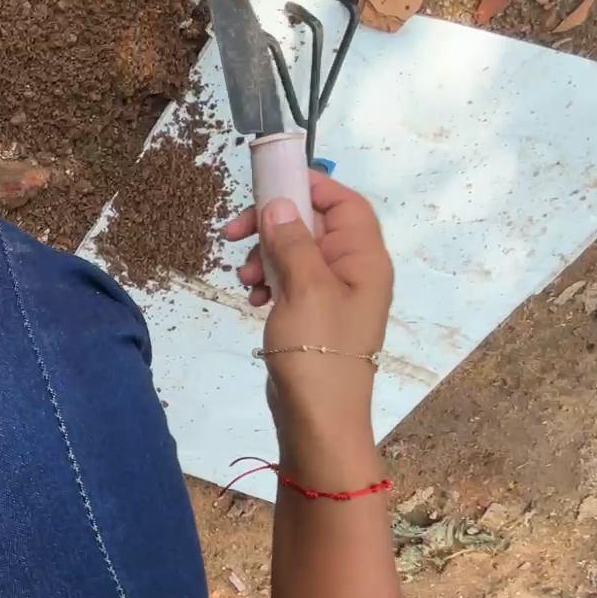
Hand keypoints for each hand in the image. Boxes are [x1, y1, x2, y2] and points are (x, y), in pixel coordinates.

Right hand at [220, 171, 393, 437]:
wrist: (317, 412)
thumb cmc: (317, 349)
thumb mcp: (304, 289)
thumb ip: (292, 242)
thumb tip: (280, 204)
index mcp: (363, 259)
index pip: (343, 203)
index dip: (310, 186)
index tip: (267, 185)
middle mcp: (351, 270)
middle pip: (311, 225)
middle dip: (271, 225)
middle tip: (233, 233)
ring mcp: (330, 292)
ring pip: (292, 251)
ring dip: (263, 255)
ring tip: (245, 278)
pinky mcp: (310, 312)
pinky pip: (286, 279)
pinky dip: (266, 279)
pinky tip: (252, 295)